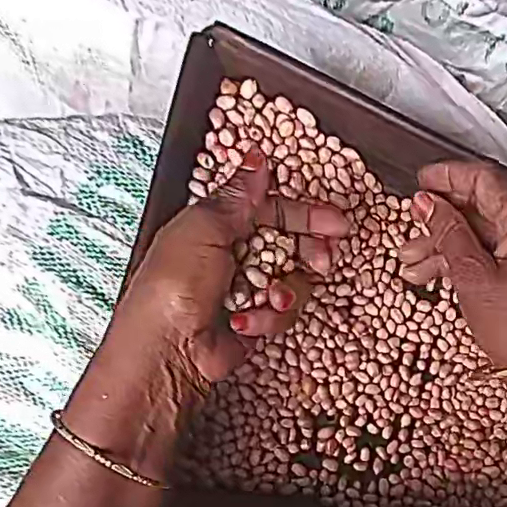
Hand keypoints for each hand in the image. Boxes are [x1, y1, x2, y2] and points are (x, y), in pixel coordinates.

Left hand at [122, 148, 348, 382]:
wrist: (169, 348)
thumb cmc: (173, 286)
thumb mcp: (203, 229)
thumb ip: (238, 197)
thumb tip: (255, 158)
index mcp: (222, 226)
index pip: (274, 212)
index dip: (307, 216)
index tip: (337, 224)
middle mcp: (239, 256)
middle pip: (294, 246)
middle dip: (310, 255)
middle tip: (321, 262)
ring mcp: (251, 290)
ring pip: (295, 283)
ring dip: (286, 292)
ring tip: (268, 300)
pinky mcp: (259, 320)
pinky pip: (284, 314)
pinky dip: (269, 319)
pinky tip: (245, 323)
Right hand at [398, 160, 506, 370]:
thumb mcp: (471, 276)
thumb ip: (448, 232)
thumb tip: (426, 202)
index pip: (485, 181)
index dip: (448, 177)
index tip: (421, 181)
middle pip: (478, 206)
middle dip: (440, 218)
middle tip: (410, 223)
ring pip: (476, 231)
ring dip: (441, 243)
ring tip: (409, 259)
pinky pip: (483, 250)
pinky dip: (455, 258)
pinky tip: (427, 272)